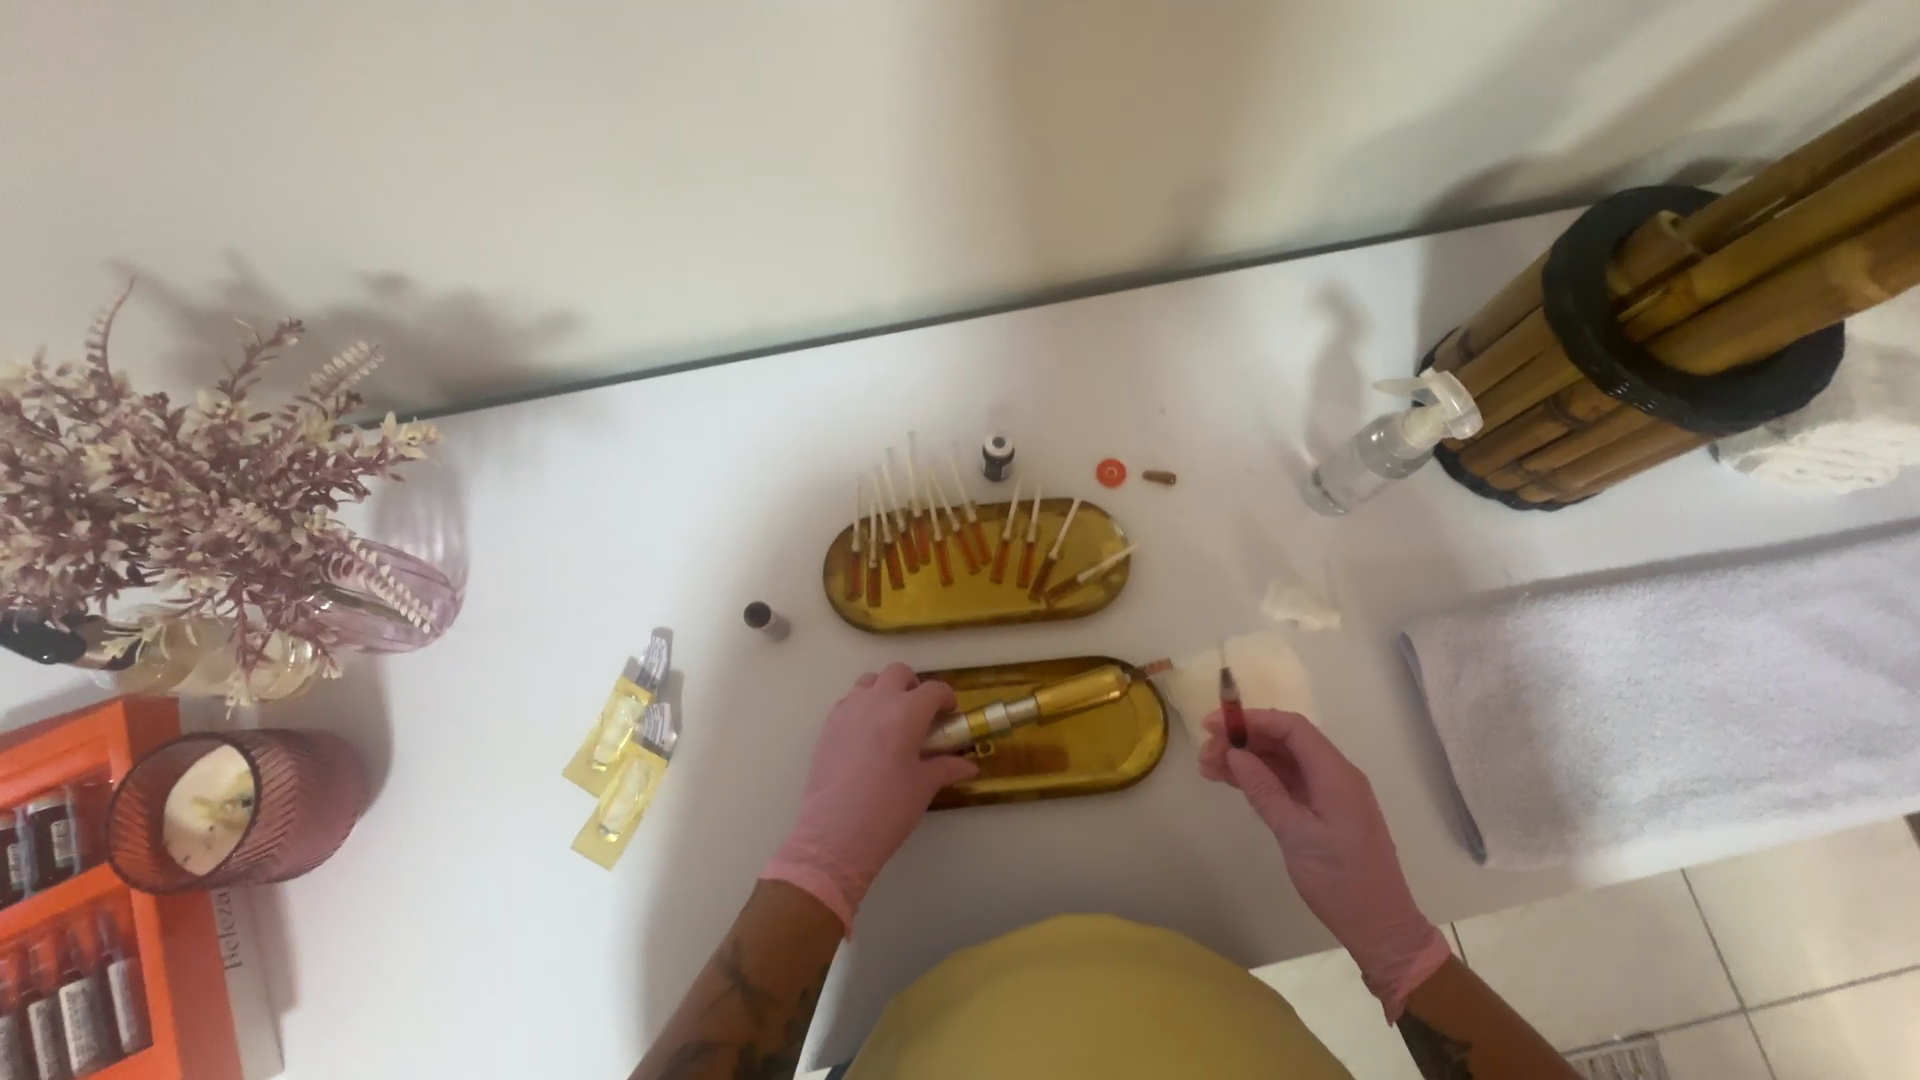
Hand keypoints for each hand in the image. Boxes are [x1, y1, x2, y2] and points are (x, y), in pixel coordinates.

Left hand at [762, 664, 978, 933]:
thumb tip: (969, 766)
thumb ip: (947, 768)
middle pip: (898, 673)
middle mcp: (877, 702)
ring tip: (892, 719)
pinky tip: (868, 735)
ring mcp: (848, 710)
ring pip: (870, 681)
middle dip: (914, 686)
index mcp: (906, 714)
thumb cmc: (888, 811)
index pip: (933, 689)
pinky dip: (863, 706)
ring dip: (885, 690)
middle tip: (921, 713)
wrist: (835, 834)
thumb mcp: (923, 788)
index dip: (946, 698)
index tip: (950, 714)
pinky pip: (849, 701)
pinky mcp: (828, 725)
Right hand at [1200, 708, 1450, 1018]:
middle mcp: (1335, 775)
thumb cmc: (1340, 881)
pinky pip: (1288, 780)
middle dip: (1242, 740)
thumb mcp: (1296, 835)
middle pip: (1284, 740)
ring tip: (1209, 770)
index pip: (1291, 727)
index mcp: (1336, 774)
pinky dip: (1259, 777)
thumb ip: (1264, 790)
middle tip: (1205, 756)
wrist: (1380, 926)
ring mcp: (1330, 792)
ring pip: (1282, 760)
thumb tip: (1235, 754)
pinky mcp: (1323, 810)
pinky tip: (1232, 782)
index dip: (1250, 720)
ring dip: (1246, 759)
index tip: (1212, 726)